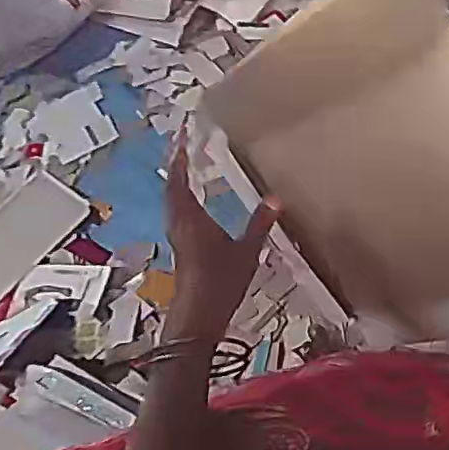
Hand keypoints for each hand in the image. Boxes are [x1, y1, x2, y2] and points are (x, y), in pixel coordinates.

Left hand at [164, 134, 281, 339]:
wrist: (199, 315)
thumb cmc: (221, 281)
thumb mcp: (247, 250)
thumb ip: (260, 223)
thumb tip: (276, 198)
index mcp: (190, 217)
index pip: (179, 178)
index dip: (180, 156)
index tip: (183, 134)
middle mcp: (178, 222)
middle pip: (172, 186)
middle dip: (178, 164)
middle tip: (186, 144)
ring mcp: (178, 234)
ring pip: (174, 199)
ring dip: (180, 181)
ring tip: (190, 165)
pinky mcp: (183, 245)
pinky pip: (180, 212)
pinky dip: (185, 197)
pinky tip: (198, 199)